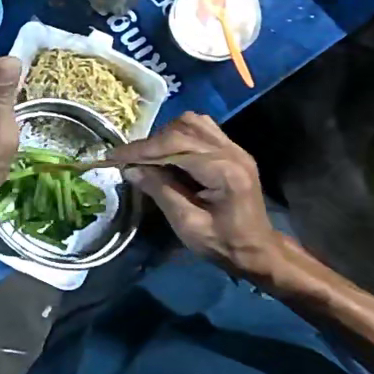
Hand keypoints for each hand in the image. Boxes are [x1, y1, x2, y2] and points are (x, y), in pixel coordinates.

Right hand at [118, 112, 282, 274]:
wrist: (258, 251)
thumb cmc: (223, 244)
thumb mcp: (187, 225)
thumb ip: (160, 191)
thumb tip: (131, 169)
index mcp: (224, 171)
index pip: (176, 145)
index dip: (142, 149)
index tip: (114, 155)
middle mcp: (232, 151)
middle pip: (183, 128)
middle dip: (150, 142)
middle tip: (128, 159)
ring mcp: (235, 147)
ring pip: (192, 122)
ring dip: (165, 135)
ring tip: (149, 156)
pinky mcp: (233, 149)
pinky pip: (202, 128)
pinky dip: (180, 134)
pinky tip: (169, 153)